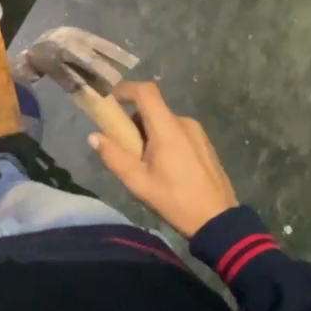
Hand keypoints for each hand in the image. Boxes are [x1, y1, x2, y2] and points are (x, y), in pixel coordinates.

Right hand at [89, 81, 238, 237]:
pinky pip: (177, 132)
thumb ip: (113, 156)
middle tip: (123, 148)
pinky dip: (162, 140)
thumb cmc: (174, 200)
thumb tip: (94, 137)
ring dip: (147, 134)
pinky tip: (163, 168)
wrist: (217, 219)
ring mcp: (197, 132)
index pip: (145, 92)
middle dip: (132, 122)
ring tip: (144, 164)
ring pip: (163, 122)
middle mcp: (184, 122)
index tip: (109, 101)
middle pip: (152, 109)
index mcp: (167, 129)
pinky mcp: (204, 143)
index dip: (125, 90)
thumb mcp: (138, 182)